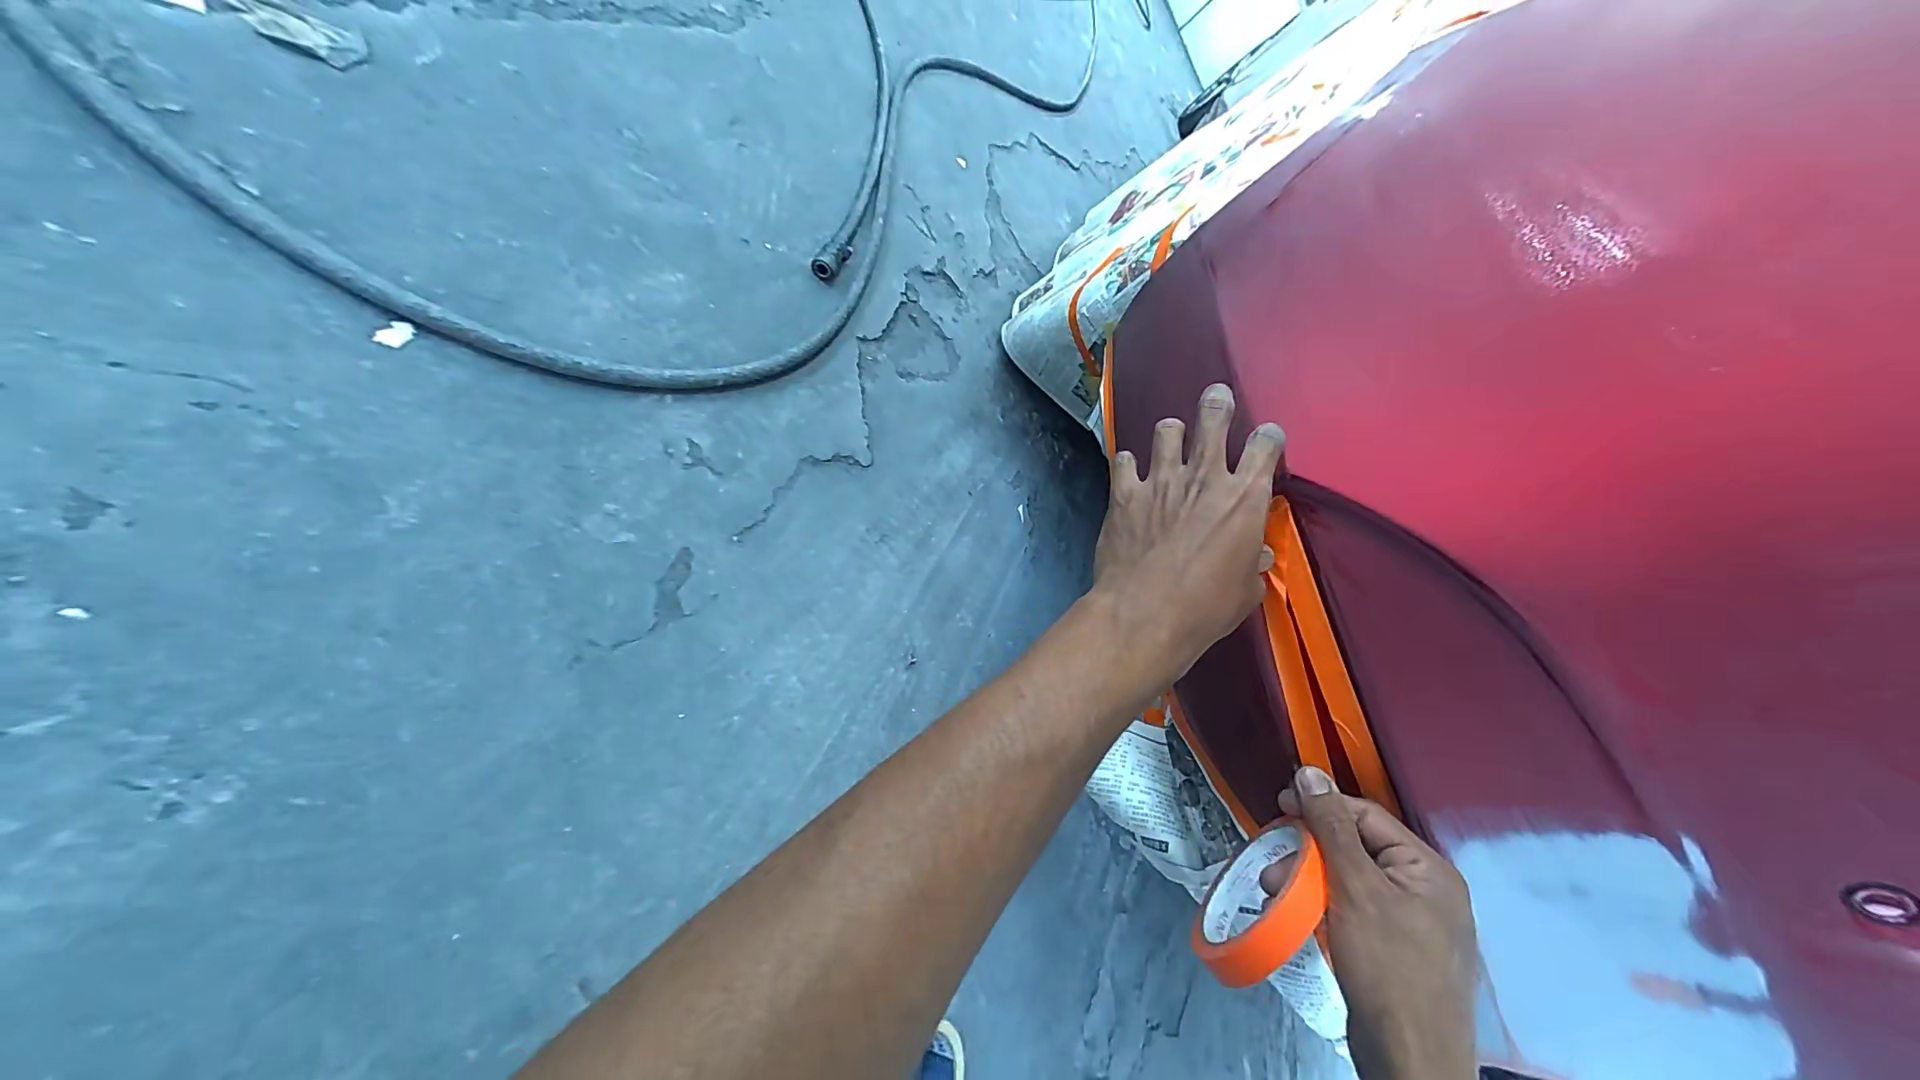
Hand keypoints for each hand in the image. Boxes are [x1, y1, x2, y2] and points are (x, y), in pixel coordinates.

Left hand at [1090, 383, 1285, 687]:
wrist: (1144, 613)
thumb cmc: (1206, 607)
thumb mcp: (1246, 588)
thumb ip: (1253, 561)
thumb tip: (1257, 552)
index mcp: (1244, 495)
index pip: (1266, 444)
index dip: (1268, 437)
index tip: (1265, 439)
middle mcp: (1203, 477)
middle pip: (1213, 418)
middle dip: (1217, 404)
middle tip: (1216, 398)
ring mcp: (1160, 480)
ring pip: (1166, 431)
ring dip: (1171, 433)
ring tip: (1170, 438)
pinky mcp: (1124, 492)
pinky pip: (1124, 461)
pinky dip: (1128, 464)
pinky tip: (1129, 471)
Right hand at [1268, 766, 1477, 1079]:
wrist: (1410, 1058)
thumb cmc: (1386, 964)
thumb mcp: (1354, 887)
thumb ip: (1331, 826)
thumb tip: (1309, 771)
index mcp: (1427, 868)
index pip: (1364, 816)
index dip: (1319, 807)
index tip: (1279, 808)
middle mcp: (1424, 888)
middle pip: (1354, 847)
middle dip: (1308, 852)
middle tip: (1274, 864)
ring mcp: (1411, 921)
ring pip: (1348, 879)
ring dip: (1308, 880)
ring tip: (1278, 894)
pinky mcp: (1393, 948)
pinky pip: (1352, 909)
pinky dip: (1322, 906)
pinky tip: (1300, 915)